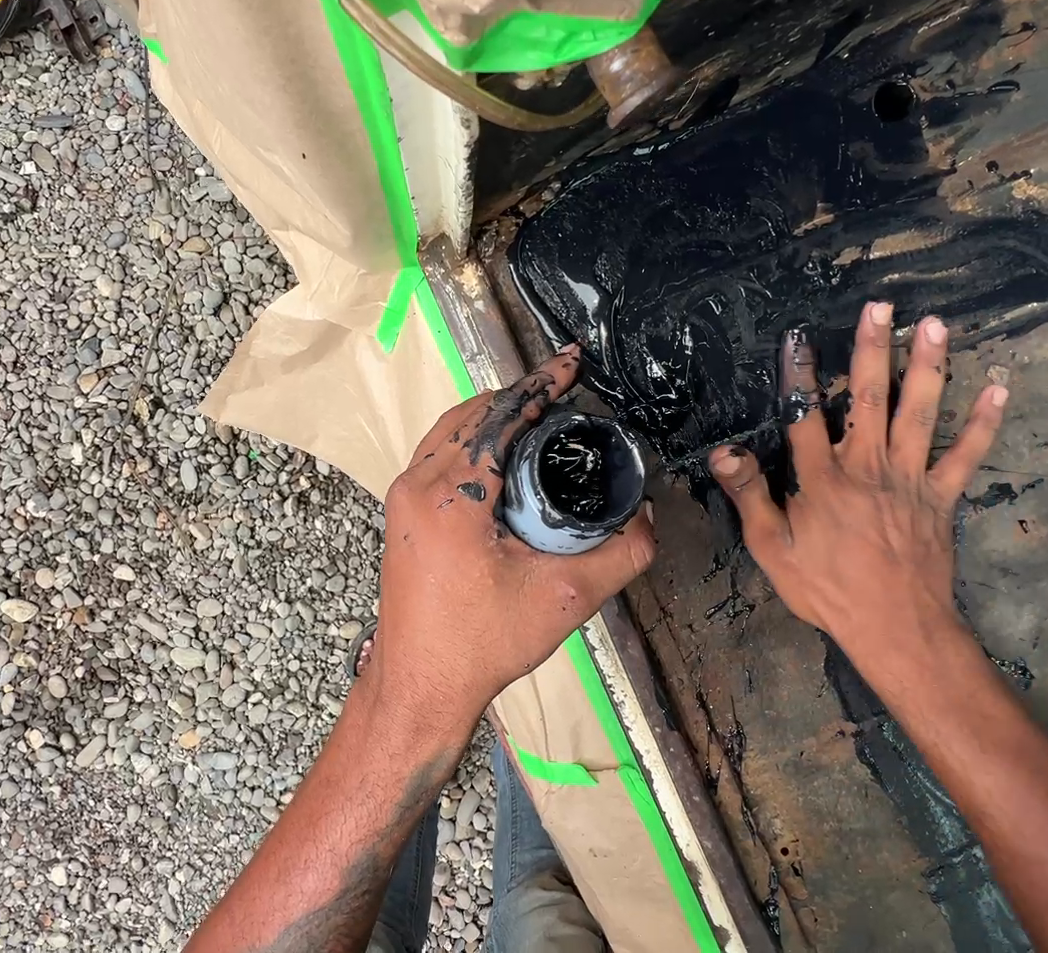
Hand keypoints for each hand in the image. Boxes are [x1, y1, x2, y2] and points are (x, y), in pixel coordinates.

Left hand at [370, 348, 657, 736]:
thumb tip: (646, 514)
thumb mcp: (565, 599)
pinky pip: (438, 454)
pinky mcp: (401, 513)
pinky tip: (502, 450)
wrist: (420, 685)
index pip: (499, 417)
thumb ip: (620, 553)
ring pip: (450, 430)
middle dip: (519, 396)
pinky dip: (471, 439)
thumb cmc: (481, 645)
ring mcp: (402, 498)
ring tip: (540, 414)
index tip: (572, 363)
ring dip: (493, 415)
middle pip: (471, 414)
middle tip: (565, 395)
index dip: (541, 385)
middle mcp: (417, 485)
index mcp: (451, 495)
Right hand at [708, 303, 1005, 660]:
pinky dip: (983, 423)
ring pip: (920, 413)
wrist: (896, 628)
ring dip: (929, 367)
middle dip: (873, 350)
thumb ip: (750, 496)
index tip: (798, 336)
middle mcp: (868, 467)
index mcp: (822, 479)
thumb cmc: (827, 589)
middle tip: (881, 306)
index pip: (805, 415)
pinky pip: (966, 455)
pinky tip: (998, 387)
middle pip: (870, 399)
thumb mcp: (772, 548)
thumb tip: (722, 451)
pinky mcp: (941, 498)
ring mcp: (910, 480)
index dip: (799, 375)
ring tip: (935, 324)